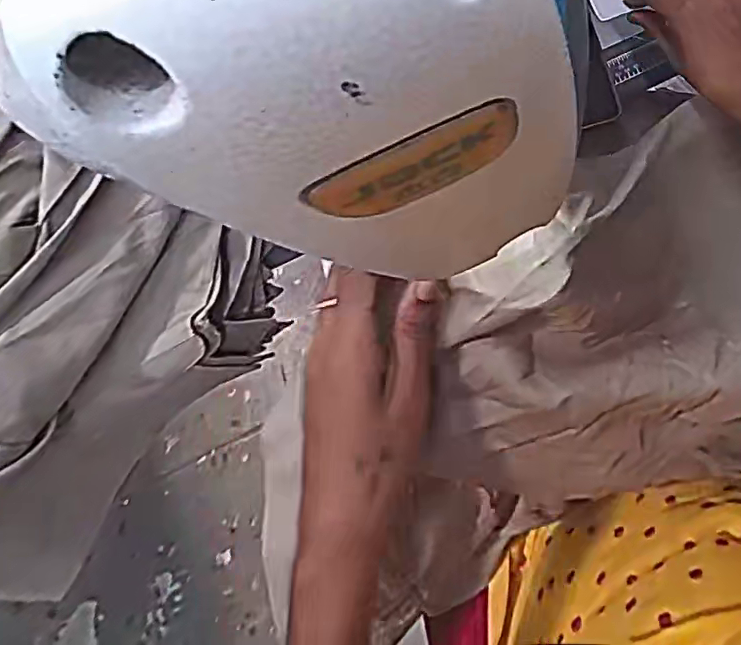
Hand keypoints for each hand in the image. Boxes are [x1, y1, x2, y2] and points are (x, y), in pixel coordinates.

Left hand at [291, 268, 442, 644]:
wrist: (338, 523)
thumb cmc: (380, 462)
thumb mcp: (410, 396)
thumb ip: (415, 334)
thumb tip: (425, 281)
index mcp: (345, 343)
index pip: (353, 273)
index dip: (373, 241)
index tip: (401, 218)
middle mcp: (322, 343)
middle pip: (339, 281)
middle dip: (369, 253)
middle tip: (407, 233)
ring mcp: (315, 361)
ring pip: (335, 300)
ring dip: (363, 278)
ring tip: (402, 260)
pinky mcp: (318, 376)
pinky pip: (335, 321)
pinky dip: (357, 302)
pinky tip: (384, 306)